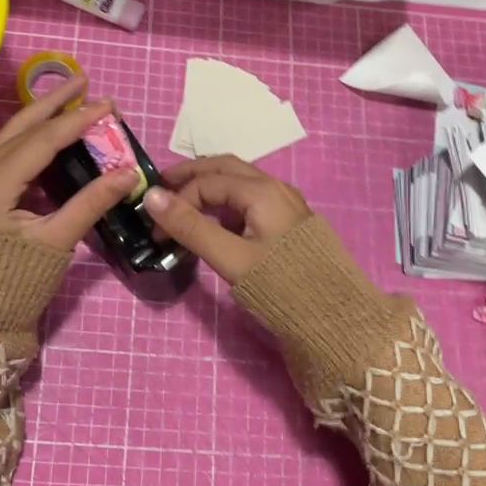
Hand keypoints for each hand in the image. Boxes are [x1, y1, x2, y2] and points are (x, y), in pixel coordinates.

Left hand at [0, 70, 138, 253]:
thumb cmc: (17, 282)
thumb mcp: (58, 241)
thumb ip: (91, 202)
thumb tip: (128, 171)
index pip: (40, 142)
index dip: (77, 121)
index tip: (107, 105)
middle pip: (21, 128)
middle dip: (55, 103)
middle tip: (85, 81)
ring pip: (10, 135)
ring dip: (42, 115)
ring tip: (72, 95)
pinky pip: (6, 151)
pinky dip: (32, 137)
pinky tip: (53, 128)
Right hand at [142, 155, 312, 282]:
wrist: (334, 317)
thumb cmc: (281, 285)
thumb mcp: (230, 258)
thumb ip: (190, 226)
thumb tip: (151, 197)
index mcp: (261, 190)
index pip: (206, 182)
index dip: (176, 201)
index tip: (155, 231)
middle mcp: (275, 188)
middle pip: (224, 168)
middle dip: (190, 175)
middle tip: (161, 187)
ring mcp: (285, 204)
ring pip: (239, 183)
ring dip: (208, 188)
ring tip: (182, 204)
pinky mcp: (288, 223)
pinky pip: (250, 200)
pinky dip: (225, 203)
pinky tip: (215, 222)